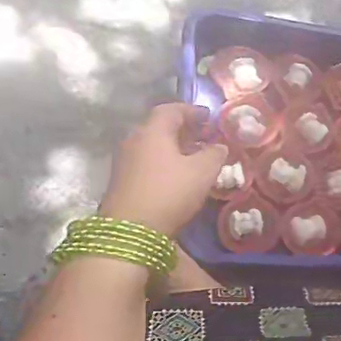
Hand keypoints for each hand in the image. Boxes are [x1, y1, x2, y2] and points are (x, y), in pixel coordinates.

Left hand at [98, 104, 227, 235]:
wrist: (130, 230)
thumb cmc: (169, 193)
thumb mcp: (202, 173)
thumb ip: (214, 154)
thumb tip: (219, 146)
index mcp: (153, 130)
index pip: (172, 109)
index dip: (192, 111)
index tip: (209, 118)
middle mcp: (134, 139)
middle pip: (159, 126)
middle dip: (183, 130)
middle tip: (203, 138)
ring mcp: (124, 160)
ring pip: (152, 145)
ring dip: (172, 148)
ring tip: (192, 159)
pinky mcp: (121, 180)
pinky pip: (145, 162)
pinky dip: (162, 162)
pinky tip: (175, 177)